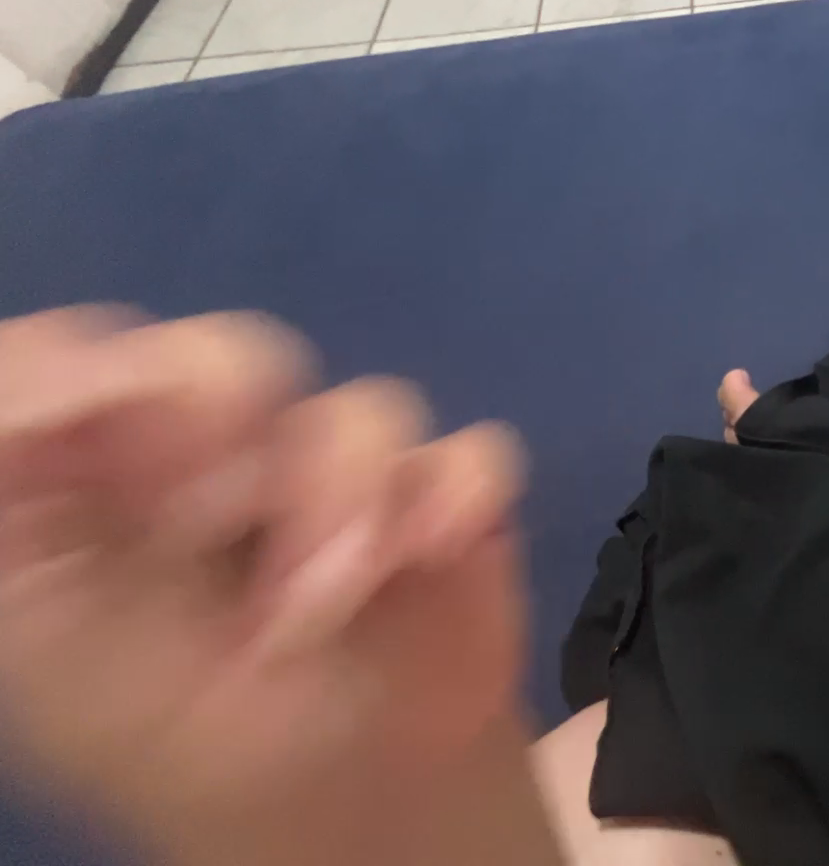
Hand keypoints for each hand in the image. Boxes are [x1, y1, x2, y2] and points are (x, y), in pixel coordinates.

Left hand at [0, 308, 529, 845]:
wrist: (359, 784)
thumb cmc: (188, 738)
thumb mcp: (53, 650)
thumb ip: (31, 525)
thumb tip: (29, 405)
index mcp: (110, 484)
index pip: (75, 360)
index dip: (82, 369)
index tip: (87, 432)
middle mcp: (236, 456)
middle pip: (232, 353)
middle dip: (227, 424)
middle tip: (204, 519)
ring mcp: (359, 472)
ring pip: (368, 406)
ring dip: (347, 498)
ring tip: (329, 601)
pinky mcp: (453, 495)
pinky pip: (475, 453)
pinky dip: (458, 497)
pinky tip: (431, 556)